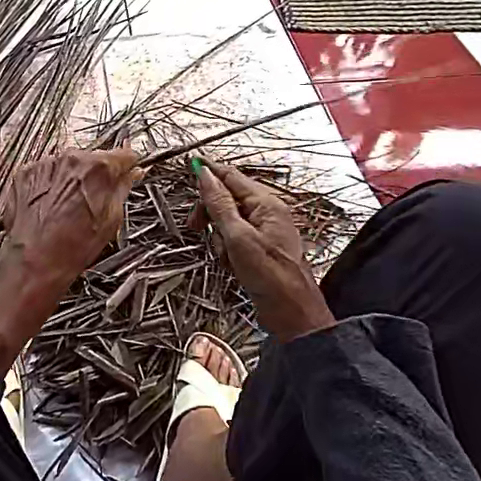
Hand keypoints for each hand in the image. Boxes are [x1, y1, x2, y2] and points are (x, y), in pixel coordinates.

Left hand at [0, 148, 143, 371]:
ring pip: (68, 166)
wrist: (36, 259)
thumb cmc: (70, 246)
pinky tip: (52, 207)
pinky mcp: (26, 173)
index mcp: (98, 167)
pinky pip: (45, 173)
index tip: (129, 170)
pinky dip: (50, 186)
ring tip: (70, 209)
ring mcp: (46, 165)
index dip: (128, 166)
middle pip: (93, 159)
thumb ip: (123, 189)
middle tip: (95, 201)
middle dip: (96, 176)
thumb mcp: (112, 219)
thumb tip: (130, 176)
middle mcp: (71, 160)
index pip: (124, 155)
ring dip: (71, 181)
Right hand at [195, 159, 334, 339]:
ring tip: (224, 255)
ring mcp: (264, 231)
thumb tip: (205, 176)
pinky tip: (230, 264)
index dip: (209, 172)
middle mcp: (267, 213)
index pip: (231, 176)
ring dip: (219, 236)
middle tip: (196, 226)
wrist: (292, 315)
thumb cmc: (272, 278)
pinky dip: (227, 249)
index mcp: (267, 204)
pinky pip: (234, 238)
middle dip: (210, 212)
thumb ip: (219, 204)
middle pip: (227, 198)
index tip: (189, 165)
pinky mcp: (260, 249)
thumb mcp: (238, 238)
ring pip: (228, 220)